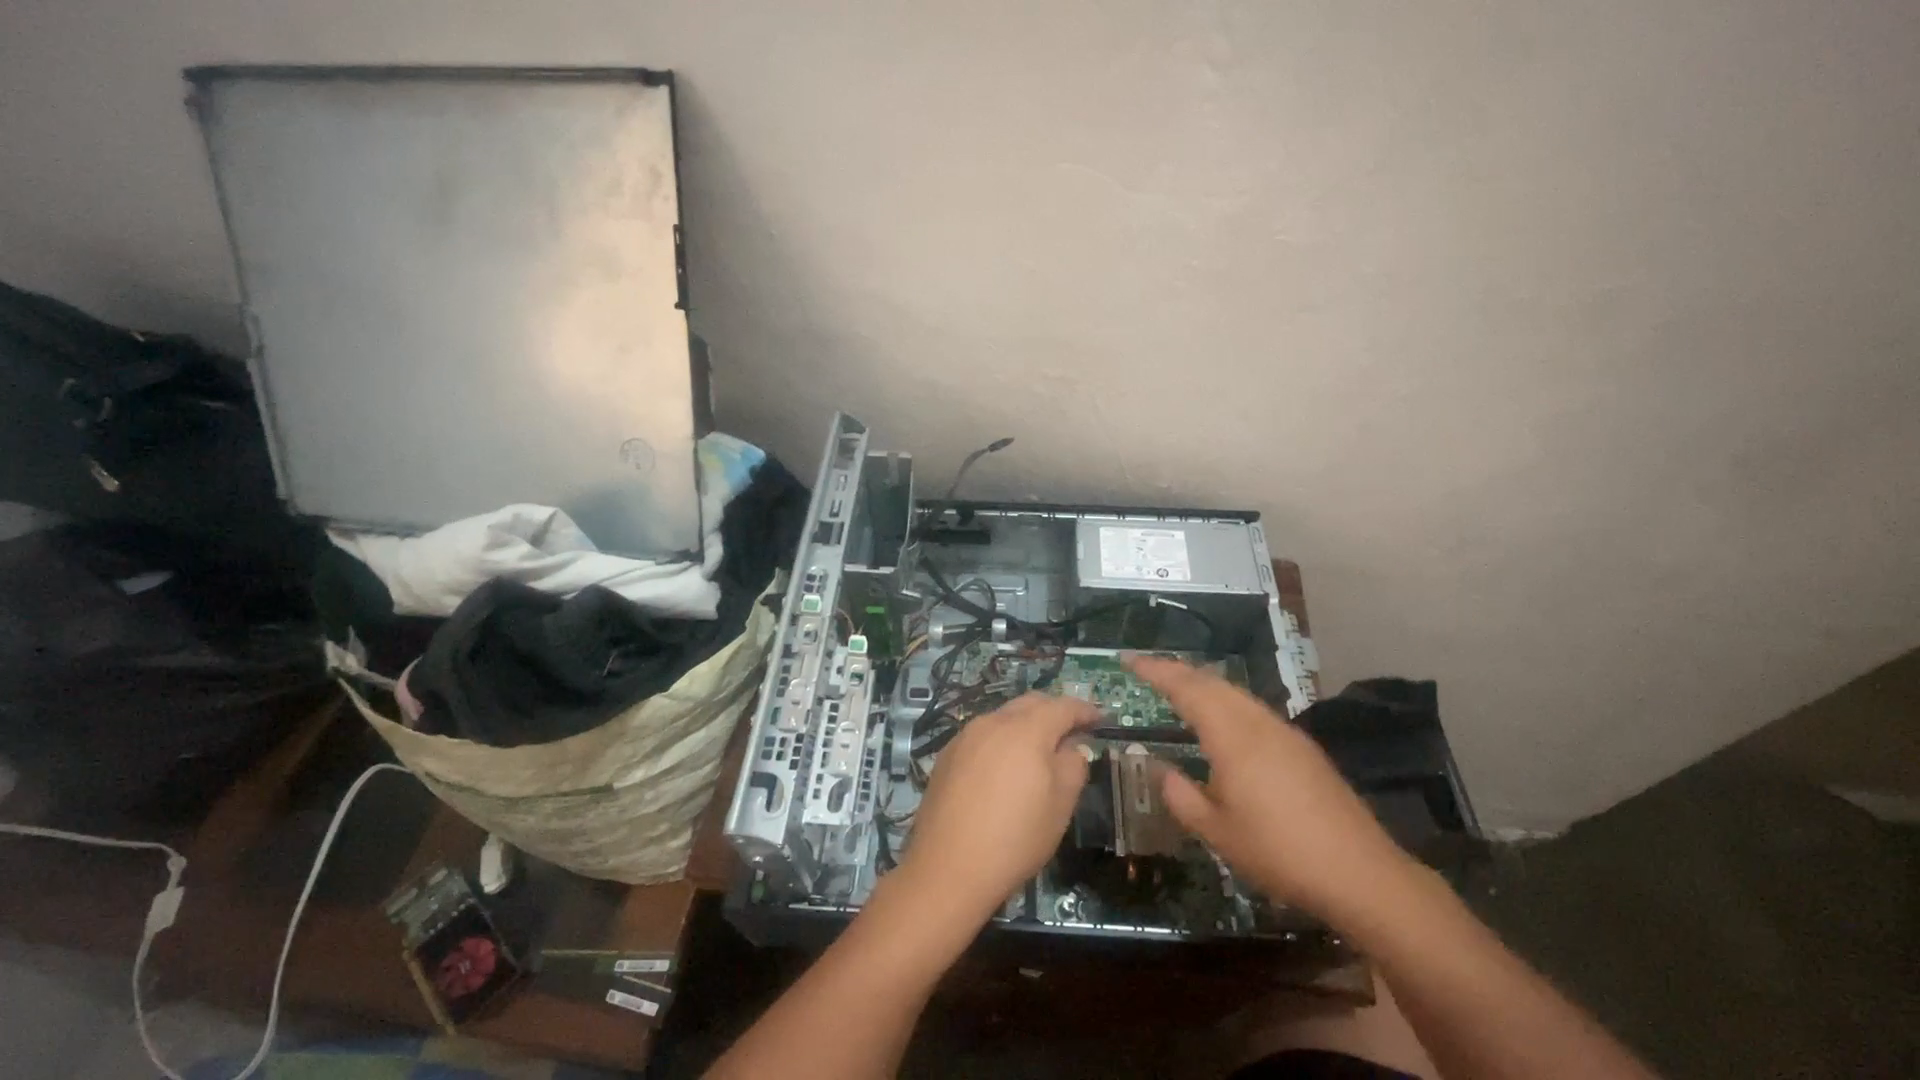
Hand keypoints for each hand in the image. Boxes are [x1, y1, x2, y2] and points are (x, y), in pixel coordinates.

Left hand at [897, 693, 1099, 921]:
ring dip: (1025, 725)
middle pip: (1029, 704)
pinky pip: (982, 736)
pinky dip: (1001, 741)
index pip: (1062, 707)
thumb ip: (1073, 765)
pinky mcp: (946, 757)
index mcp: (1025, 730)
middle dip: (1054, 712)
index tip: (1100, 719)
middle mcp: (992, 723)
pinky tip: (1005, 768)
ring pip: (1003, 718)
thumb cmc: (1016, 838)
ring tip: (1040, 751)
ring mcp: (964, 738)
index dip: (1084, 710)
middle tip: (1073, 731)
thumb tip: (1070, 747)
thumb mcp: (1060, 805)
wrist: (947, 868)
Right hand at [1127, 655, 1417, 921]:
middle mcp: (1260, 724)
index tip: (1128, 660)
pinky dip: (1227, 704)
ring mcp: (1286, 734)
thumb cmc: (1279, 853)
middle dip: (1178, 672)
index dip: (1156, 671)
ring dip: (1204, 686)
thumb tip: (1158, 768)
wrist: (1359, 872)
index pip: (1187, 689)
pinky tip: (1222, 724)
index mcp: (1233, 738)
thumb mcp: (1217, 832)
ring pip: (1237, 695)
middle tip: (1147, 671)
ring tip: (1178, 692)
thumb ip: (1181, 796)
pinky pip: (1254, 711)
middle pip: (1214, 683)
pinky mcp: (1303, 749)